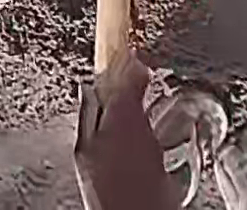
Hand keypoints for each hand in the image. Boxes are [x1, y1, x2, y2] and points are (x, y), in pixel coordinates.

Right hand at [74, 48, 172, 209]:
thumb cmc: (106, 191)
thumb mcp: (83, 150)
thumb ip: (87, 112)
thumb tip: (86, 86)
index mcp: (124, 113)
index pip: (135, 71)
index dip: (128, 60)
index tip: (121, 54)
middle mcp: (145, 125)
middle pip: (137, 96)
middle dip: (123, 95)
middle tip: (106, 101)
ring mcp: (157, 147)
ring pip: (142, 120)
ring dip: (129, 120)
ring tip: (111, 136)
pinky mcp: (164, 167)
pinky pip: (147, 143)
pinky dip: (136, 143)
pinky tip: (123, 157)